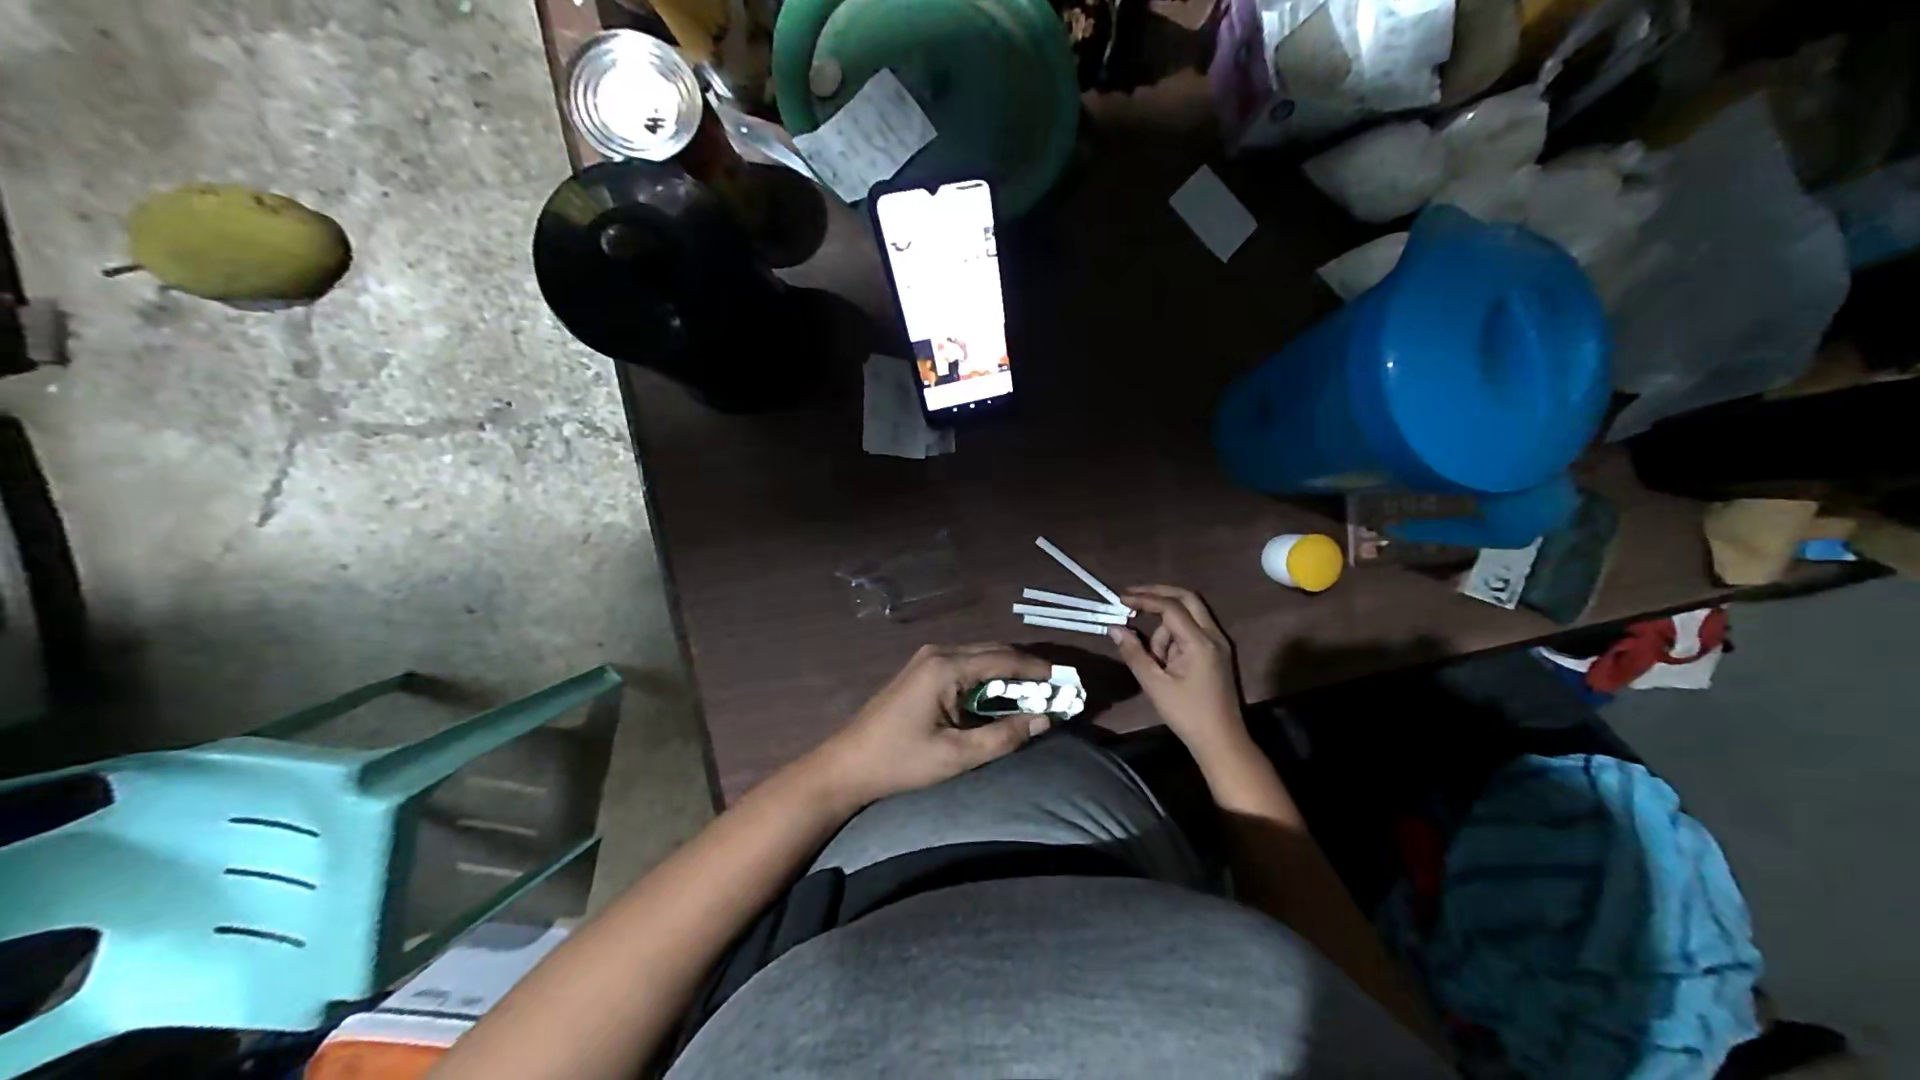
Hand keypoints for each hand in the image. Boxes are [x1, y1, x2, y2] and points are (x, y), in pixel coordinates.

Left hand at [811, 644, 1052, 807]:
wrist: (848, 764)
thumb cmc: (900, 761)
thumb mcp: (957, 756)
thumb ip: (1004, 736)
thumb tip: (1046, 719)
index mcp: (946, 667)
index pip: (1005, 659)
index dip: (1039, 670)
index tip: (1068, 682)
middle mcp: (938, 652)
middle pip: (995, 651)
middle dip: (1028, 669)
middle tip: (1057, 689)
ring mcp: (928, 658)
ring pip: (981, 656)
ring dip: (1009, 672)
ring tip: (1037, 693)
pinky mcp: (923, 670)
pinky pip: (966, 665)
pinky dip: (989, 676)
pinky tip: (1003, 695)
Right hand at [1109, 585, 1247, 758]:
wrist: (1221, 740)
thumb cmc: (1186, 714)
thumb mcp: (1154, 684)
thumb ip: (1134, 653)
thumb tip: (1115, 628)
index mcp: (1198, 642)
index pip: (1170, 607)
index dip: (1145, 599)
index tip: (1121, 599)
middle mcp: (1213, 635)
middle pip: (1187, 598)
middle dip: (1159, 593)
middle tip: (1133, 597)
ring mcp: (1218, 642)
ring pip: (1188, 616)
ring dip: (1166, 626)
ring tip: (1153, 660)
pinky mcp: (1217, 652)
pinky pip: (1193, 630)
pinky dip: (1175, 635)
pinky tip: (1164, 659)